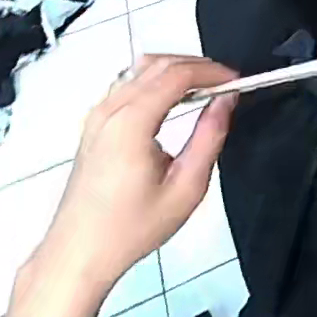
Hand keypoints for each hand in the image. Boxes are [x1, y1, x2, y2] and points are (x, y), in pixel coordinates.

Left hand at [6, 55, 238, 316]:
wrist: (79, 253)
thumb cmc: (133, 228)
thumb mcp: (186, 189)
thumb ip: (209, 137)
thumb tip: (226, 101)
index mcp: (132, 121)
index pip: (177, 74)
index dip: (212, 71)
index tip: (237, 81)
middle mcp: (111, 108)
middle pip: (159, 63)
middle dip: (197, 66)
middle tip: (226, 84)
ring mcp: (98, 112)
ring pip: (141, 68)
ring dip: (175, 69)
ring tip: (205, 88)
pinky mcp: (94, 122)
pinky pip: (127, 83)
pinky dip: (155, 79)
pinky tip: (173, 100)